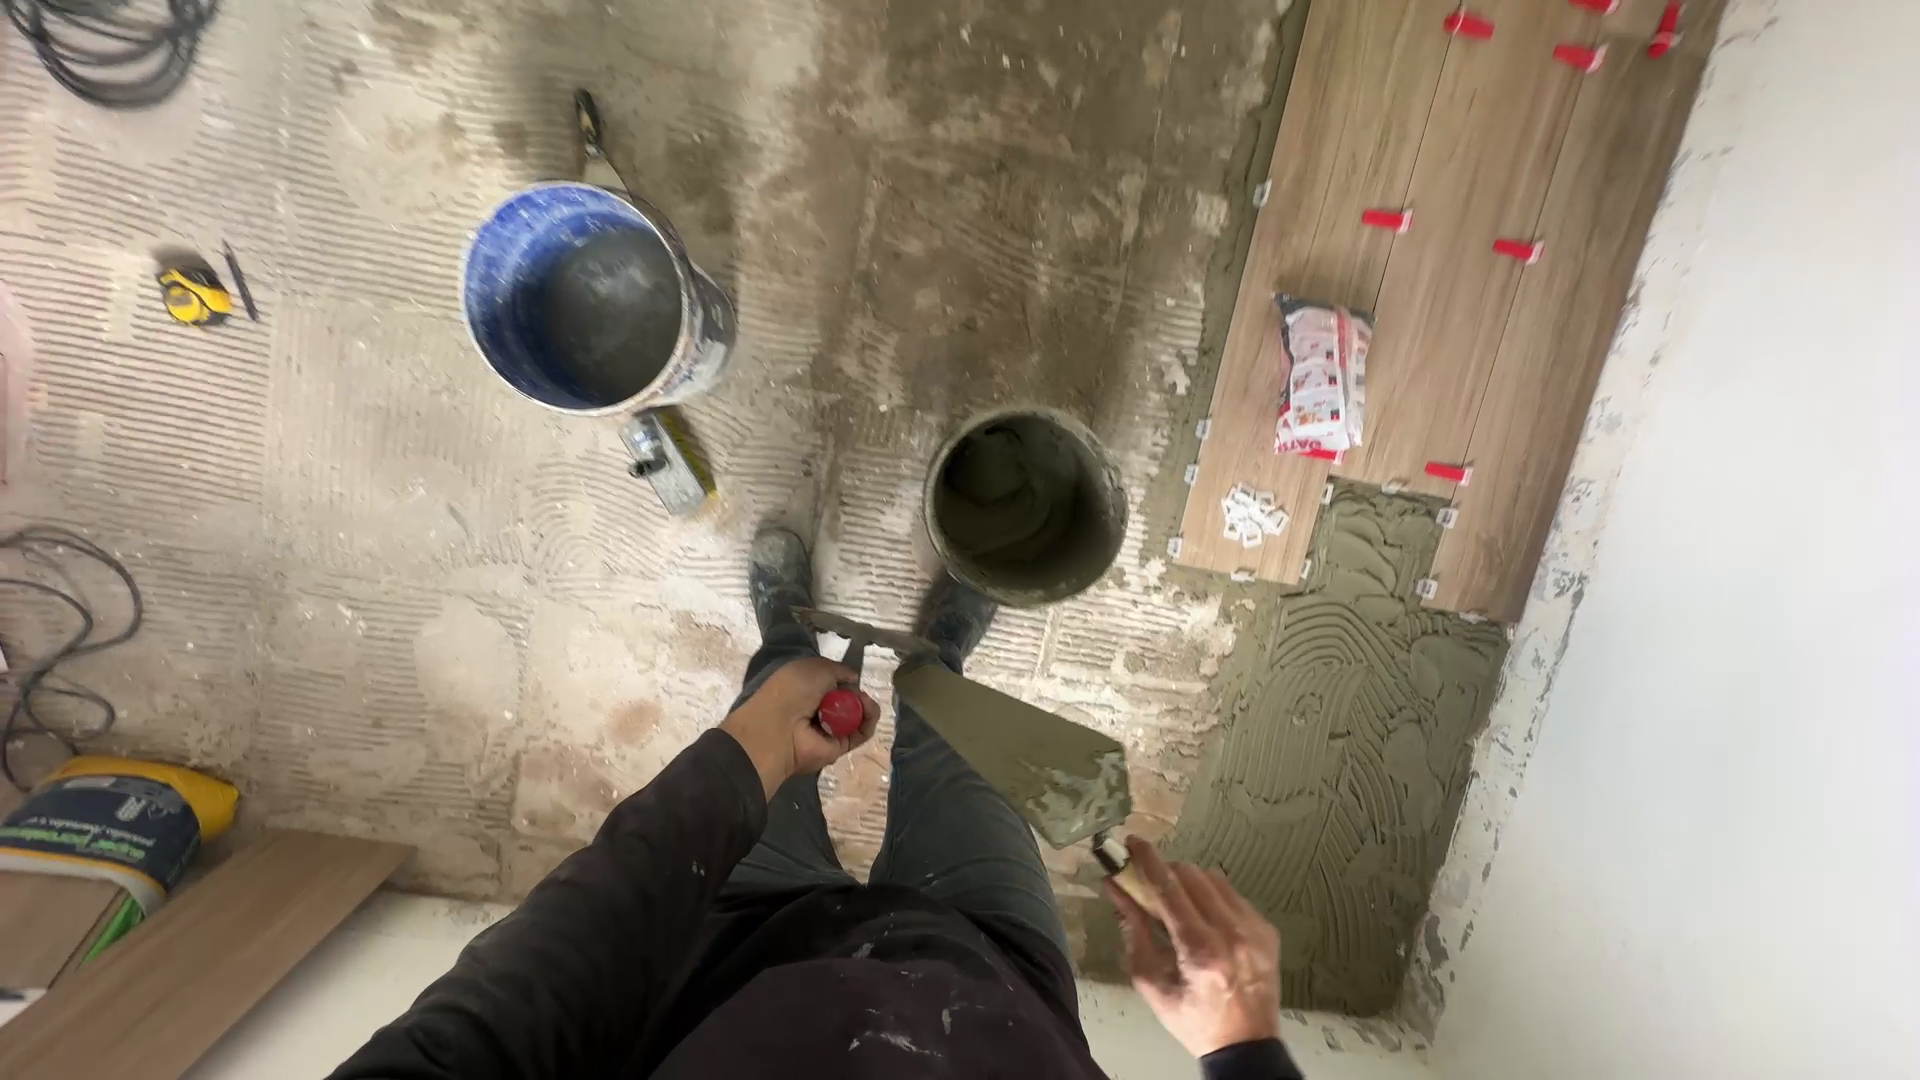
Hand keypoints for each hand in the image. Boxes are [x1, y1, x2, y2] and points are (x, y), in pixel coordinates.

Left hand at [719, 657, 878, 798]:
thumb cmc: (793, 690)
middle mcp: (818, 710)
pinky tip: (868, 709)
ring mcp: (830, 729)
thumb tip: (854, 678)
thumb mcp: (815, 667)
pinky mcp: (841, 746)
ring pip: (859, 716)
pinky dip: (869, 720)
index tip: (851, 676)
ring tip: (864, 700)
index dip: (845, 679)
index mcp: (807, 691)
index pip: (834, 684)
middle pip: (849, 700)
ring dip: (866, 704)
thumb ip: (838, 670)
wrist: (781, 726)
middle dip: (857, 692)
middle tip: (857, 689)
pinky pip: (862, 732)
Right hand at [1107, 836, 1281, 1057]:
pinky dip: (1212, 895)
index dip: (1148, 860)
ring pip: (1213, 878)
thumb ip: (1133, 929)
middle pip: (1191, 875)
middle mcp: (1231, 933)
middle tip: (1151, 881)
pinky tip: (1204, 915)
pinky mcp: (1267, 930)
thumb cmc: (1190, 1017)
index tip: (1132, 841)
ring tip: (1178, 900)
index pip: (1169, 888)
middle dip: (1166, 871)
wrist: (1246, 1047)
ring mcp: (1254, 930)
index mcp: (1199, 950)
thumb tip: (1115, 887)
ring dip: (1189, 881)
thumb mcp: (1150, 980)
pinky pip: (1232, 893)